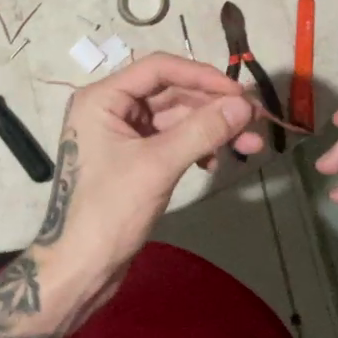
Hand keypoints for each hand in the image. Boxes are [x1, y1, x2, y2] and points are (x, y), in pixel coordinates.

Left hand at [32, 53, 264, 284]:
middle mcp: (110, 108)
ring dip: (211, 128)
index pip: (158, 68)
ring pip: (175, 118)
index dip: (201, 76)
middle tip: (255, 119)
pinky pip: (171, 139)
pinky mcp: (133, 158)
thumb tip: (245, 105)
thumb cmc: (110, 210)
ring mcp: (121, 134)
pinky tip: (217, 161)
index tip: (239, 93)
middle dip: (213, 106)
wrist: (82, 268)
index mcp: (102, 98)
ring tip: (251, 144)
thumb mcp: (158, 165)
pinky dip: (196, 146)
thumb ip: (202, 130)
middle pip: (170, 92)